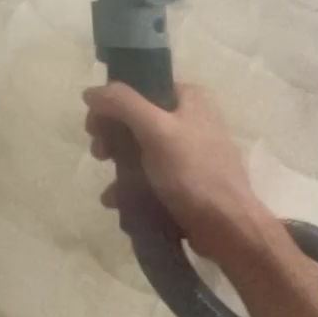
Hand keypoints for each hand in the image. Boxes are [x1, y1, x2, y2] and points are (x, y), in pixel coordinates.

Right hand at [83, 82, 271, 262]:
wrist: (227, 228)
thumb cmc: (193, 173)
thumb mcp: (155, 130)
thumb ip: (121, 103)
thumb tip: (90, 93)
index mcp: (190, 99)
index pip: (138, 88)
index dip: (111, 105)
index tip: (96, 127)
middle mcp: (190, 119)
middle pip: (133, 118)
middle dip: (110, 137)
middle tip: (100, 154)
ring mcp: (188, 149)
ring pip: (137, 146)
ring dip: (116, 164)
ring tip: (109, 184)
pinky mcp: (184, 177)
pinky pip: (148, 172)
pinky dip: (129, 184)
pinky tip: (117, 198)